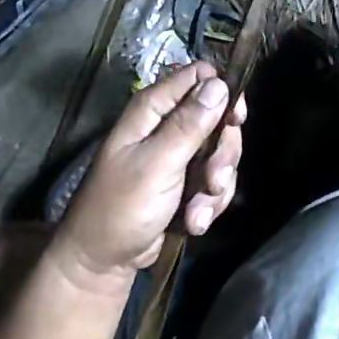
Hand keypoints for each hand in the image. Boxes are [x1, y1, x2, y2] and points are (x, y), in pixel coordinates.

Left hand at [51, 63, 244, 294]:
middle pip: (219, 118)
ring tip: (197, 212)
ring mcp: (179, 154)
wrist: (104, 261)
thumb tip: (219, 83)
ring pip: (221, 154)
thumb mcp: (156, 164)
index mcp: (153, 109)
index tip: (234, 119)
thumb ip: (189, 124)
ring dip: (216, 186)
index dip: (222, 93)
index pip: (199, 77)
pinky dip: (209, 204)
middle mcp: (167, 125)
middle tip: (213, 179)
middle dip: (222, 154)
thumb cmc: (121, 207)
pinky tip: (194, 222)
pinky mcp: (187, 181)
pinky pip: (216, 181)